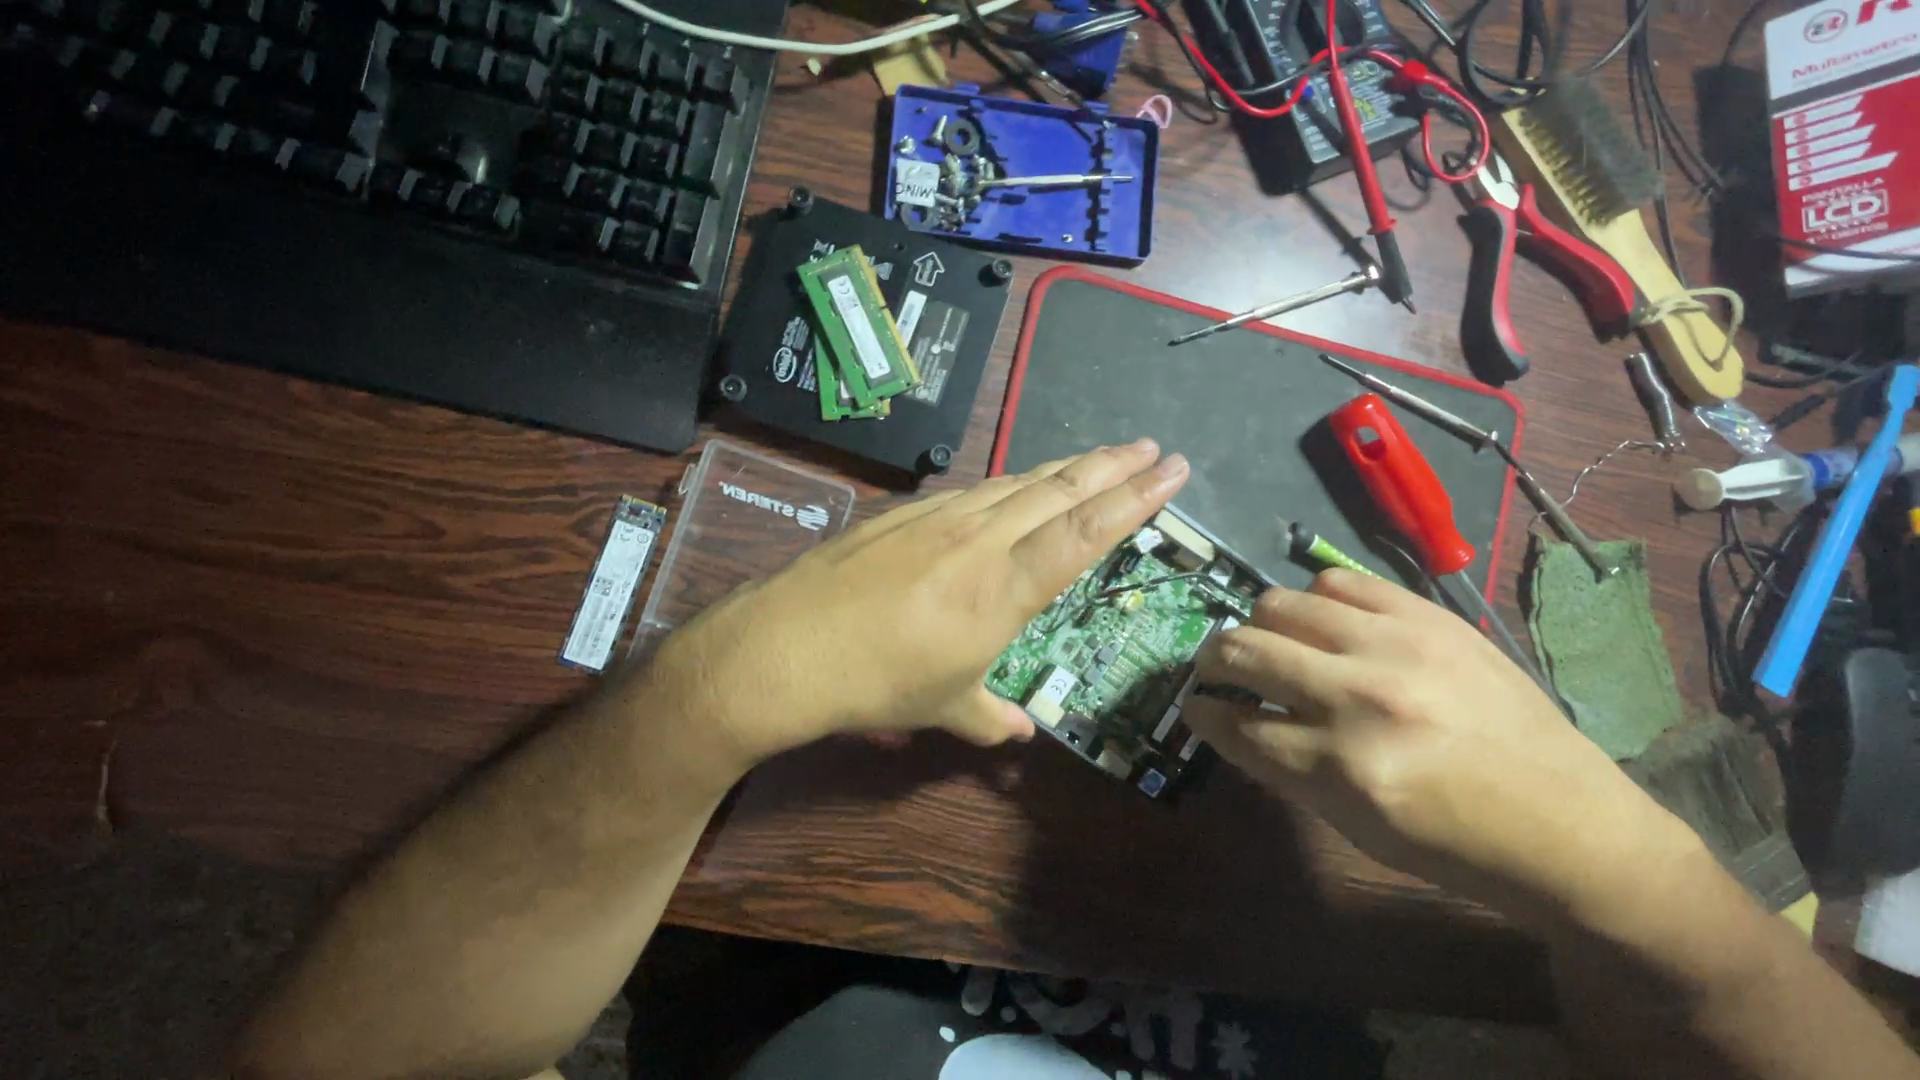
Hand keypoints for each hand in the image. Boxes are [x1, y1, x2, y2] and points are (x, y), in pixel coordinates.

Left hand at [644, 440, 1189, 770]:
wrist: (786, 647)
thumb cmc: (876, 685)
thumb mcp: (943, 707)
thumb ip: (990, 717)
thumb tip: (1021, 734)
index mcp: (1003, 588)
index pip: (1083, 534)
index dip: (1134, 500)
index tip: (1172, 472)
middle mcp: (979, 539)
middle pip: (1057, 491)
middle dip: (1111, 467)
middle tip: (1151, 449)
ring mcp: (937, 517)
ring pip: (1015, 483)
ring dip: (1061, 469)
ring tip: (1095, 460)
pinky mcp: (902, 513)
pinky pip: (970, 490)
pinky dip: (1006, 484)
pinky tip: (1010, 487)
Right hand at [1182, 569, 1698, 927]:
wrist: (1571, 827)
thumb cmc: (1455, 845)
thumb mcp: (1354, 825)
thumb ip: (1284, 766)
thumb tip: (1231, 717)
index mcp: (1343, 770)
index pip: (1235, 724)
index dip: (1203, 713)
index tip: (1196, 705)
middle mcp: (1363, 698)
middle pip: (1244, 651)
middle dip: (1213, 661)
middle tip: (1216, 670)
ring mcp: (1400, 648)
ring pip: (1280, 604)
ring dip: (1258, 625)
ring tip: (1271, 643)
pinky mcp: (1432, 618)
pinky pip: (1338, 581)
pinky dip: (1315, 600)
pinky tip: (1323, 624)